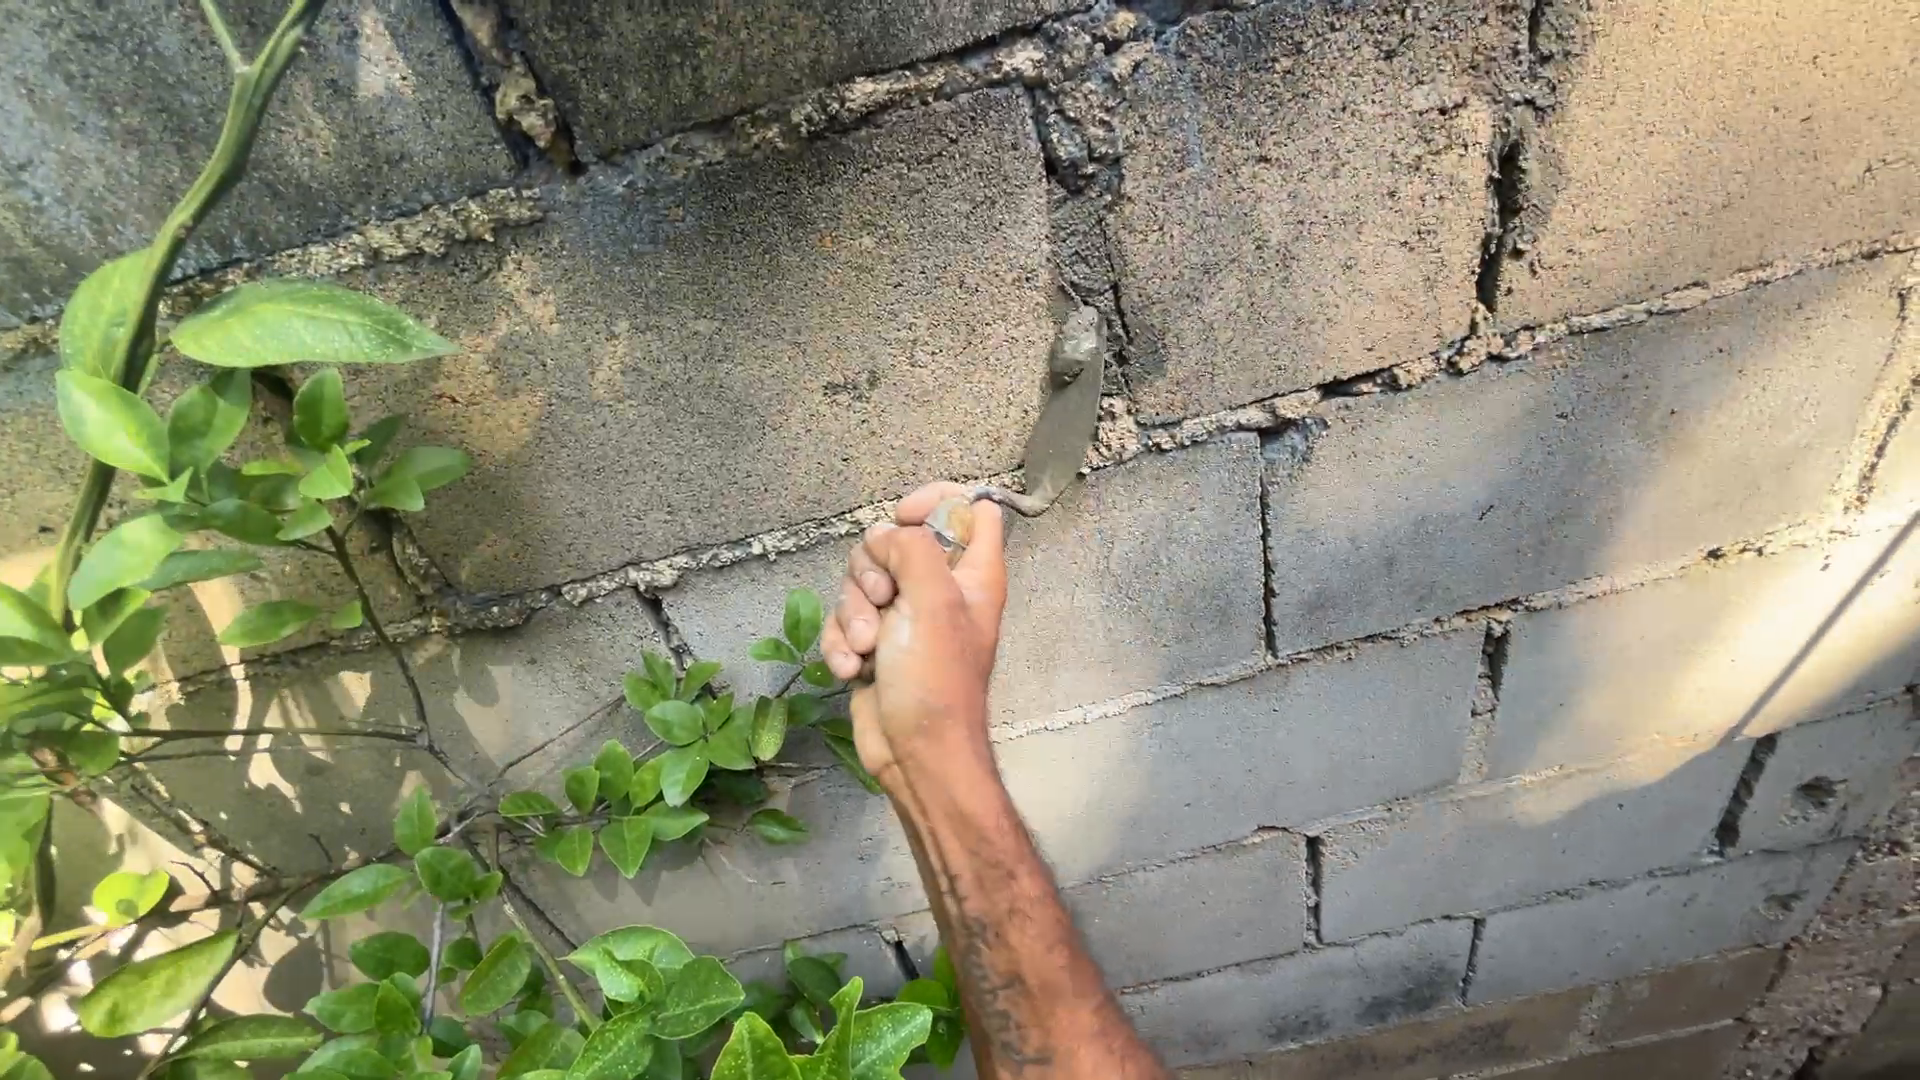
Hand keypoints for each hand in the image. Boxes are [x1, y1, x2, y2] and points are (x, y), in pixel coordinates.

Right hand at [820, 482, 1007, 789]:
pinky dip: (842, 642)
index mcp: (973, 571)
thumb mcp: (934, 604)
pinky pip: (843, 619)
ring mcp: (903, 614)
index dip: (936, 501)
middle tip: (885, 602)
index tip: (905, 515)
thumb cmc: (937, 680)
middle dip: (874, 571)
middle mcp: (939, 587)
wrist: (914, 755)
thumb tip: (888, 534)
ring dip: (854, 616)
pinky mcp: (873, 641)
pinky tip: (854, 670)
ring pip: (860, 580)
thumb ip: (913, 551)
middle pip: (893, 540)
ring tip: (870, 649)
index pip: (970, 508)